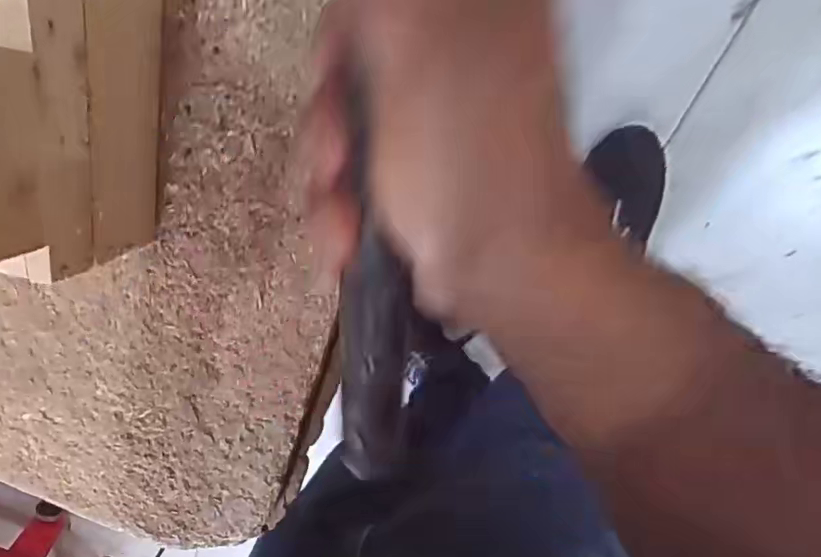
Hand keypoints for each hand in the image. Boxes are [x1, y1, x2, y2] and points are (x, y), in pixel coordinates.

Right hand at [301, 0, 615, 324]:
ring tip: (345, 228)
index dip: (339, 38)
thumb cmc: (462, 161)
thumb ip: (383, 8)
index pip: (373, 9)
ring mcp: (424, 141)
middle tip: (334, 163)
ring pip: (340, 149)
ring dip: (327, 194)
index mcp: (465, 17)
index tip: (330, 74)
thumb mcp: (423, 56)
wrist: (494, 266)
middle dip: (326, 132)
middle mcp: (445, 73)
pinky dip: (339, 224)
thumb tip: (352, 5)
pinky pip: (348, 195)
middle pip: (346, 83)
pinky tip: (346, 247)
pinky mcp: (405, 195)